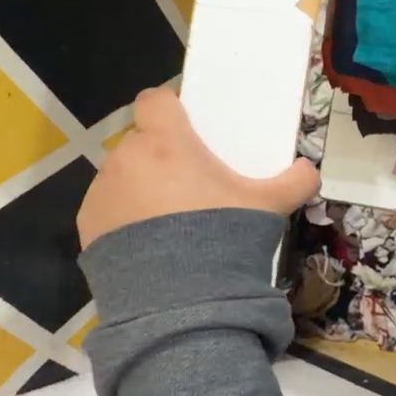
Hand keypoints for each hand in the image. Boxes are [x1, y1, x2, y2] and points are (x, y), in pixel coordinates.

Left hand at [77, 86, 319, 247]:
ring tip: (175, 221)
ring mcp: (102, 192)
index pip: (156, 100)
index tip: (189, 124)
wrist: (180, 294)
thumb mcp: (271, 206)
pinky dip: (129, 220)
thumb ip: (295, 182)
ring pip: (125, 176)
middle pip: (143, 141)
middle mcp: (126, 158)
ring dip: (145, 187)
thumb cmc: (225, 232)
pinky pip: (111, 210)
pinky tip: (157, 245)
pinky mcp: (88, 226)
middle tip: (195, 183)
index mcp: (167, 142)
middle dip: (164, 155)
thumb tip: (307, 170)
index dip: (171, 107)